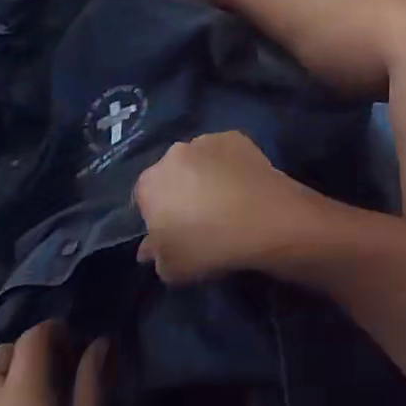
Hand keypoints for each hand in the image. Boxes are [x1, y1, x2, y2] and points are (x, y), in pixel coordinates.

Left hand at [0, 321, 107, 405]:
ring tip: (32, 396)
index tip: (76, 345)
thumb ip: (92, 382)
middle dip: (24, 355)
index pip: (35, 335)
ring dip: (5, 382)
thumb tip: (101, 342)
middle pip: (0, 353)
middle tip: (52, 374)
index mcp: (20, 385)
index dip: (57, 333)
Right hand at [133, 131, 319, 283]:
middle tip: (198, 214)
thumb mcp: (172, 268)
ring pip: (198, 159)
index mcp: (150, 183)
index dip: (156, 215)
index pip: (143, 198)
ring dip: (203, 173)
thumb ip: (154, 254)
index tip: (171, 230)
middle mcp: (174, 153)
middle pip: (170, 173)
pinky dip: (228, 164)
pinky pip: (224, 152)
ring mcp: (206, 139)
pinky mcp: (235, 136)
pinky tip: (241, 183)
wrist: (262, 218)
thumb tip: (149, 246)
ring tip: (224, 198)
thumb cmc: (209, 246)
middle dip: (179, 190)